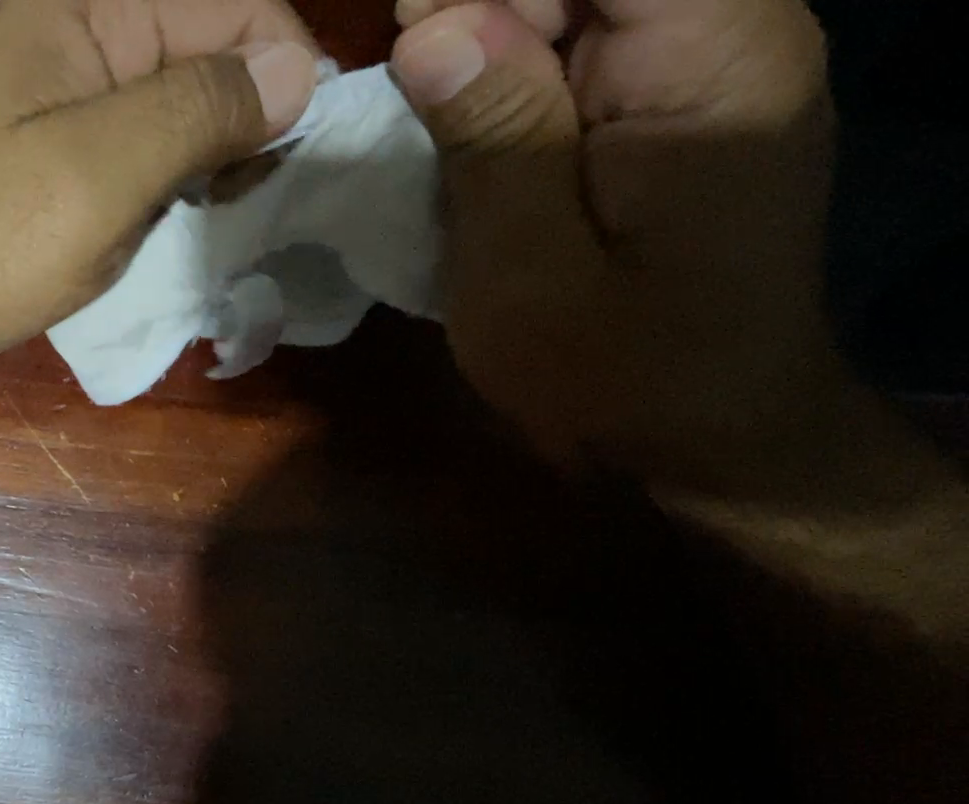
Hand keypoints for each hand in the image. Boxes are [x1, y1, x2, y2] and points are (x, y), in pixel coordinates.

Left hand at [0, 0, 321, 368]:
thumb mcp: (97, 176)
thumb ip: (199, 110)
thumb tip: (299, 72)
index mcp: (83, 5)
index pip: (232, 1)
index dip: (282, 72)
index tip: (285, 161)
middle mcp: (69, 29)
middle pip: (204, 44)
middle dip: (240, 117)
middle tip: (233, 199)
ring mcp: (51, 90)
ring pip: (170, 99)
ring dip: (202, 155)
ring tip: (197, 215)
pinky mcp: (41, 145)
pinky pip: (129, 141)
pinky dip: (159, 177)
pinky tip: (154, 218)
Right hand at [390, 0, 842, 494]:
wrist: (702, 428)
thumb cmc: (615, 371)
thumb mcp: (527, 273)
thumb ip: (492, 141)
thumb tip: (430, 28)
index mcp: (713, 62)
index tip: (408, 33)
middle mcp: (730, 34)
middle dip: (483, 11)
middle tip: (410, 88)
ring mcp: (706, 66)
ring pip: (579, 4)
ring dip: (491, 46)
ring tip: (434, 121)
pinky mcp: (672, 102)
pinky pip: (582, 46)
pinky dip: (511, 75)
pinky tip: (473, 130)